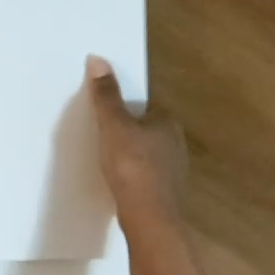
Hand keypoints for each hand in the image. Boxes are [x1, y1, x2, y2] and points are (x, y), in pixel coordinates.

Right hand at [87, 55, 184, 221]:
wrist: (148, 215)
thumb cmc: (131, 165)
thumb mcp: (112, 126)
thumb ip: (105, 96)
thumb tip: (97, 59)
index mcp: (167, 123)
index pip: (146, 108)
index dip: (126, 111)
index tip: (106, 118)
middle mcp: (177, 144)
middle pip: (148, 131)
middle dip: (129, 133)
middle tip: (102, 138)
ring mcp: (174, 170)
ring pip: (148, 154)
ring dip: (132, 156)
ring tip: (107, 161)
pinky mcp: (165, 191)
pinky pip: (146, 175)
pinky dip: (133, 175)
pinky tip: (118, 182)